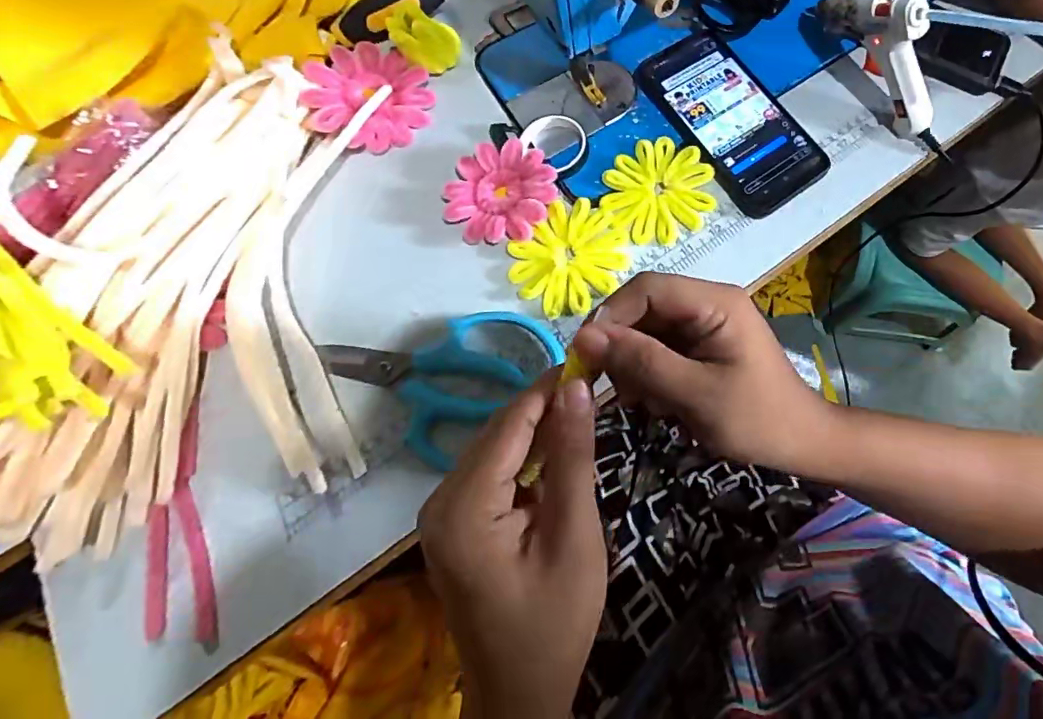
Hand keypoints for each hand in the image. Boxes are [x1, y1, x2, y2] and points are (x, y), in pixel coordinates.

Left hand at [419, 373, 603, 718]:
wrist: (520, 695)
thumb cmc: (554, 621)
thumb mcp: (574, 535)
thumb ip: (572, 456)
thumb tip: (579, 387)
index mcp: (464, 506)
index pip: (511, 421)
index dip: (552, 385)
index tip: (596, 358)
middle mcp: (441, 501)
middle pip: (500, 430)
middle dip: (548, 404)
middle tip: (601, 384)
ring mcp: (444, 514)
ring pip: (498, 446)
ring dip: (541, 427)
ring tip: (589, 410)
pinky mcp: (456, 524)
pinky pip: (495, 471)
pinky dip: (529, 455)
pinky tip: (561, 451)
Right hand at [572, 272, 830, 472]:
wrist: (801, 442)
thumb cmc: (756, 419)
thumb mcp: (695, 393)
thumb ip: (642, 362)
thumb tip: (584, 337)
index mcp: (716, 302)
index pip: (648, 288)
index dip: (611, 316)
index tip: (587, 358)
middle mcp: (709, 302)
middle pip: (645, 308)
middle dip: (623, 346)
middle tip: (615, 389)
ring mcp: (706, 323)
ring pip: (648, 330)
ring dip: (636, 365)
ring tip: (643, 402)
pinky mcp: (703, 344)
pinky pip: (661, 348)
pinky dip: (651, 374)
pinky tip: (659, 404)